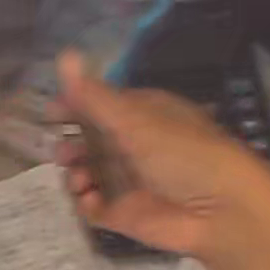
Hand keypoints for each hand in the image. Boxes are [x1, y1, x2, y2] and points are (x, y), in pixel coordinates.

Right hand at [55, 50, 269, 259]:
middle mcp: (133, 147)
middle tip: (64, 153)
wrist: (218, 210)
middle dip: (72, 146)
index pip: (101, 106)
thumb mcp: (137, 120)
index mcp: (143, 116)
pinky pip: (94, 207)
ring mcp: (128, 182)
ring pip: (88, 174)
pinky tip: (89, 199)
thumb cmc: (183, 154)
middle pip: (90, 142)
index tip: (51, 114)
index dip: (74, 107)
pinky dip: (85, 203)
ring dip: (76, 174)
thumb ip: (94, 96)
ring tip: (79, 179)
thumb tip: (62, 54)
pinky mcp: (124, 214)